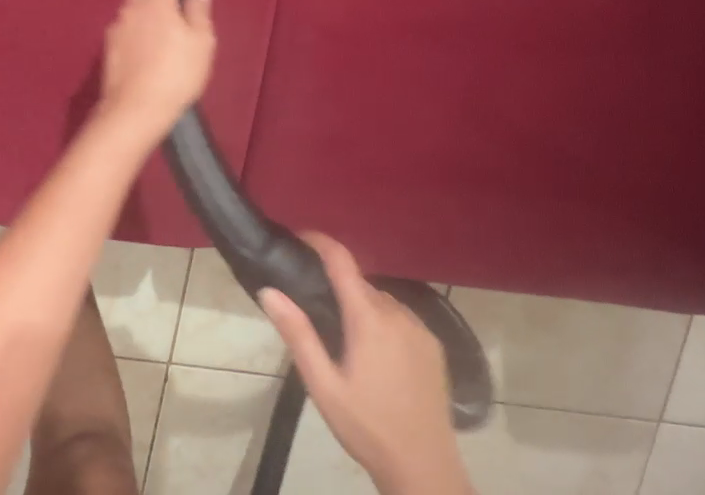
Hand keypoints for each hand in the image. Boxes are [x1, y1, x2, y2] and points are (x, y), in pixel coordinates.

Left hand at [96, 0, 215, 138]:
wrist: (133, 110)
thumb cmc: (175, 74)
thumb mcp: (201, 44)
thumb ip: (198, 13)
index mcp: (158, 1)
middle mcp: (132, 8)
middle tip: (176, 12)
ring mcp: (116, 28)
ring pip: (134, 11)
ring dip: (146, 16)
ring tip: (163, 39)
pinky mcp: (108, 49)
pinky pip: (126, 31)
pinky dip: (136, 36)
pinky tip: (146, 55)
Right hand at [261, 235, 472, 494]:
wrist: (424, 468)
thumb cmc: (366, 425)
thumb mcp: (322, 384)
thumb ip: (298, 334)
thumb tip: (270, 290)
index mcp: (368, 318)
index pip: (342, 261)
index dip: (320, 241)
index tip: (298, 237)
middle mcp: (398, 313)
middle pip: (360, 283)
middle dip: (335, 284)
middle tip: (310, 305)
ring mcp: (421, 329)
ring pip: (381, 301)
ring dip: (359, 305)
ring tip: (340, 335)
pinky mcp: (434, 346)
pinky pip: (400, 318)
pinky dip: (382, 321)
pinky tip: (372, 352)